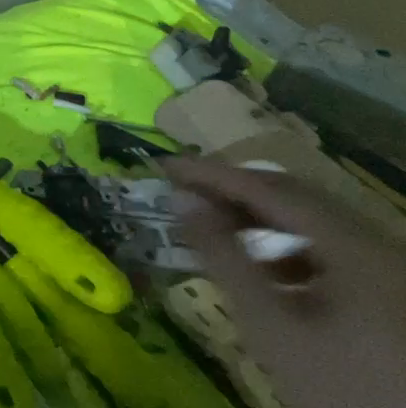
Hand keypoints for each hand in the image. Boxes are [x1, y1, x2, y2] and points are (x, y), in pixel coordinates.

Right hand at [165, 156, 405, 407]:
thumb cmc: (336, 378)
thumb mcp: (267, 321)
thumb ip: (221, 254)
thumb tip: (182, 199)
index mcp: (354, 248)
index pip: (270, 190)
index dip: (212, 173)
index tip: (161, 165)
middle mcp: (383, 247)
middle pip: (299, 199)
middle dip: (235, 190)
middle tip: (182, 188)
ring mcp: (397, 270)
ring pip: (319, 222)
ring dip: (261, 217)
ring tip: (215, 225)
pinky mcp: (397, 290)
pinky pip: (339, 247)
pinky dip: (293, 243)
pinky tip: (270, 267)